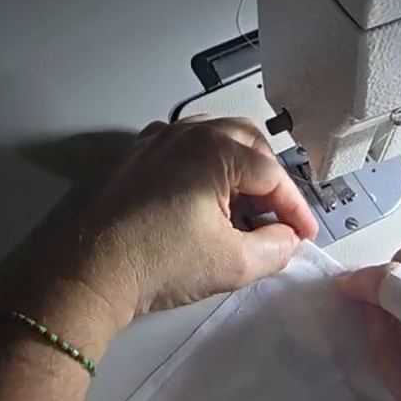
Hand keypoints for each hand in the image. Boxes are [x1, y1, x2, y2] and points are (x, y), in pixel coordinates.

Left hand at [49, 117, 318, 331]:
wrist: (95, 269)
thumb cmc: (162, 262)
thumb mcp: (234, 263)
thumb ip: (275, 247)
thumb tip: (289, 238)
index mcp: (216, 149)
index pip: (273, 173)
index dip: (295, 207)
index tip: (305, 235)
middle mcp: (190, 132)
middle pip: (249, 144)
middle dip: (271, 181)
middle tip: (279, 218)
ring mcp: (161, 138)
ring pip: (218, 138)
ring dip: (240, 167)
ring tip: (247, 207)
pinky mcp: (141, 153)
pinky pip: (187, 145)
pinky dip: (208, 163)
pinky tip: (208, 194)